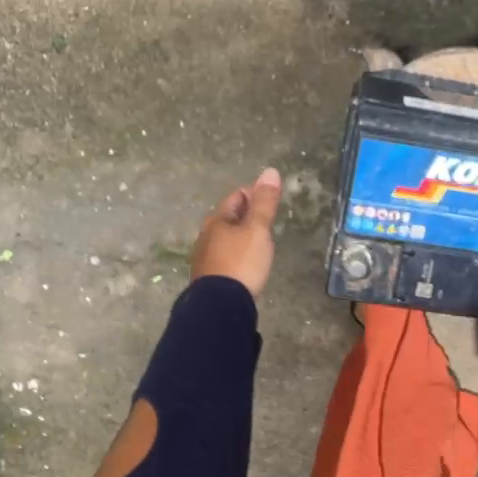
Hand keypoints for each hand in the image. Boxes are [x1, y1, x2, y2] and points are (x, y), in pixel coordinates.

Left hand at [189, 167, 283, 298]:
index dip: (254, 194)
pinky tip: (248, 264)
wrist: (220, 305)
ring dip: (242, 236)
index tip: (271, 200)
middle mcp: (207, 235)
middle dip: (248, 215)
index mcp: (218, 220)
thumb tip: (269, 171)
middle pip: (230, 217)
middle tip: (269, 222)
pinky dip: (238, 254)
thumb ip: (264, 202)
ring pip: (226, 238)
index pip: (237, 196)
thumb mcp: (258, 229)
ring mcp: (205, 257)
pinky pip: (226, 256)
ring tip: (261, 243)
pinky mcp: (209, 277)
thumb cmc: (241, 262)